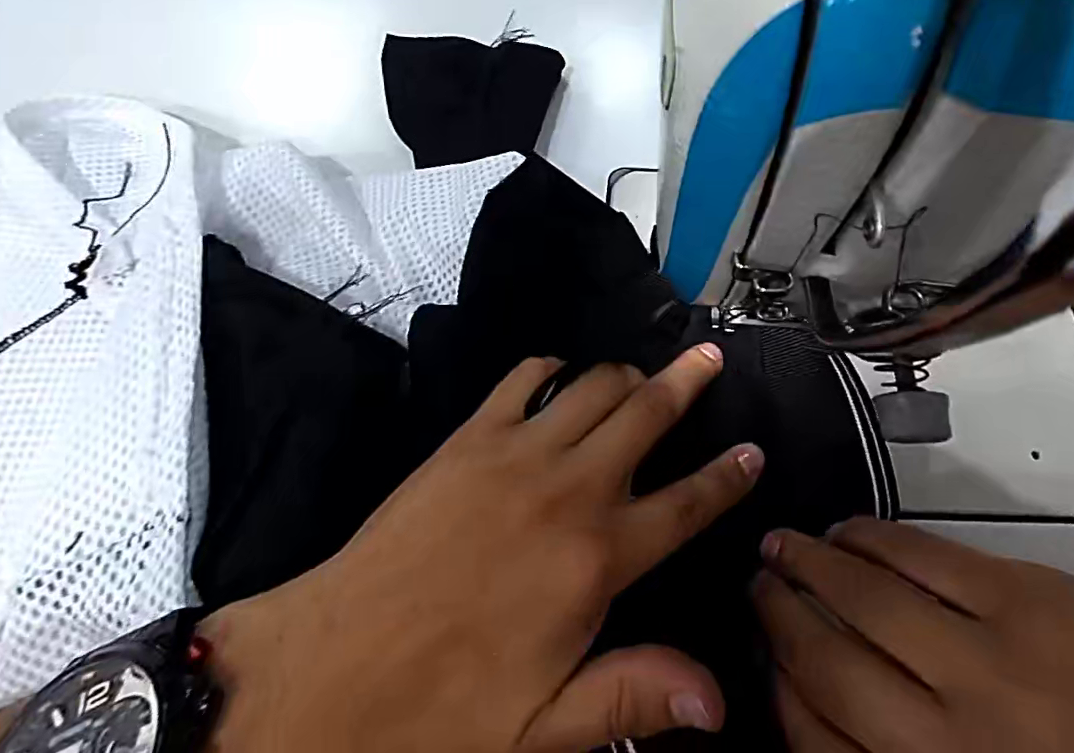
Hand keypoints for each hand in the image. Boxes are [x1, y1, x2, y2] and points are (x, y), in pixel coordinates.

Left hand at [201, 346, 764, 752]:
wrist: (319, 677)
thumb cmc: (436, 713)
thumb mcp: (540, 731)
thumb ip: (631, 697)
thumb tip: (716, 699)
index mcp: (596, 561)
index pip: (686, 505)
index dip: (728, 476)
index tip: (753, 449)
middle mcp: (569, 491)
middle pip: (646, 414)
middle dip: (687, 381)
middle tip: (709, 357)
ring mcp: (517, 453)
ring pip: (594, 385)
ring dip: (626, 375)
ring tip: (641, 376)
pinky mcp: (468, 437)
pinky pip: (524, 378)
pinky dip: (552, 368)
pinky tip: (559, 377)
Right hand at [754, 519, 1073, 752]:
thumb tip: (821, 708)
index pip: (817, 738)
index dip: (776, 686)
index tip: (758, 653)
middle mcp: (946, 734)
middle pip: (828, 658)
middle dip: (778, 614)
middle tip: (754, 582)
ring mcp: (984, 655)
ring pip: (864, 596)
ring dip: (811, 564)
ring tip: (779, 544)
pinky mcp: (1019, 596)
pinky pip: (921, 557)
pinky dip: (872, 538)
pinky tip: (846, 530)